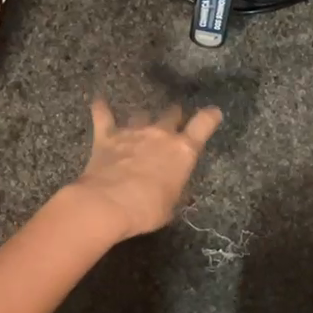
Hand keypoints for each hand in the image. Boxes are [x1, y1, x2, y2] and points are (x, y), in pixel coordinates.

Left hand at [69, 99, 222, 240]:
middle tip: (172, 124)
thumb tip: (173, 188)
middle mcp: (160, 134)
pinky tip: (99, 102)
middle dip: (174, 117)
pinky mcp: (107, 136)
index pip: (203, 124)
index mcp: (183, 150)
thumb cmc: (147, 210)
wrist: (107, 204)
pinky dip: (102, 108)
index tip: (213, 113)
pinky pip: (104, 115)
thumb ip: (175, 190)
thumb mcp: (171, 205)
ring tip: (141, 123)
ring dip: (143, 119)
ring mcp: (133, 132)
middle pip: (172, 113)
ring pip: (141, 113)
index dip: (210, 116)